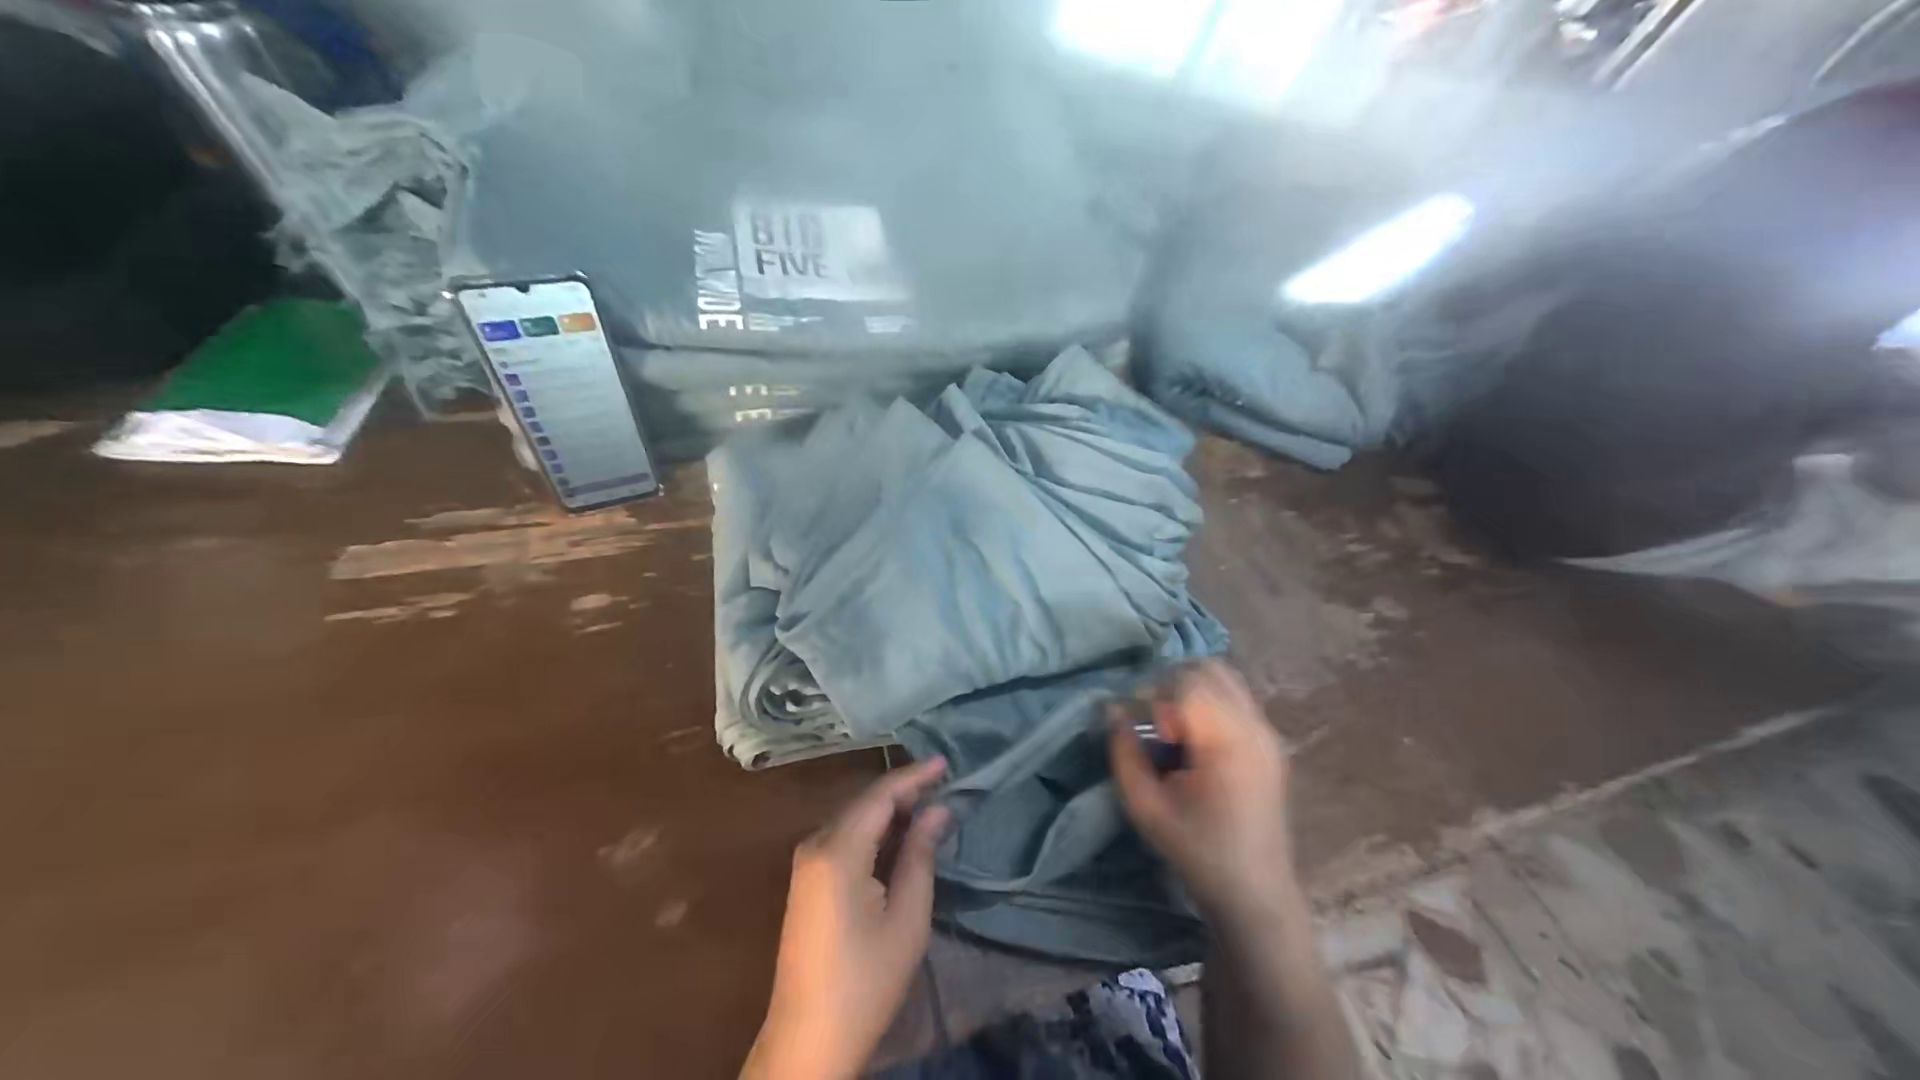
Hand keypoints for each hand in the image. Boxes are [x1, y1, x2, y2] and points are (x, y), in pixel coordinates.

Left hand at [741, 758, 951, 1079]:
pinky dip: (873, 831)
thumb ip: (920, 855)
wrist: (808, 1037)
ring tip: (929, 803)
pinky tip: (898, 835)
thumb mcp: (906, 918)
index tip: (945, 763)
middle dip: (903, 791)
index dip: (913, 776)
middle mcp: (814, 845)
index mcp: (836, 851)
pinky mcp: (806, 881)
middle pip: (863, 803)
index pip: (879, 796)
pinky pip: (843, 839)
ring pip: (853, 820)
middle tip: (943, 783)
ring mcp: (805, 863)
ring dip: (889, 811)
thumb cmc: (866, 979)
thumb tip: (938, 810)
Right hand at [1109, 661, 1298, 926]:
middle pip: (1209, 669)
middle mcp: (1254, 726)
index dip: (1156, 696)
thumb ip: (1124, 752)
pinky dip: (1210, 704)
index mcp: (1227, 740)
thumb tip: (1111, 710)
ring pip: (1226, 679)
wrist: (1255, 894)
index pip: (1187, 681)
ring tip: (1178, 732)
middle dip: (1173, 685)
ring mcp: (1268, 733)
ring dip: (1193, 691)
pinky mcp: (1272, 744)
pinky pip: (1237, 699)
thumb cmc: (1197, 852)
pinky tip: (1198, 743)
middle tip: (1159, 725)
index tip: (1148, 731)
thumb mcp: (1145, 807)